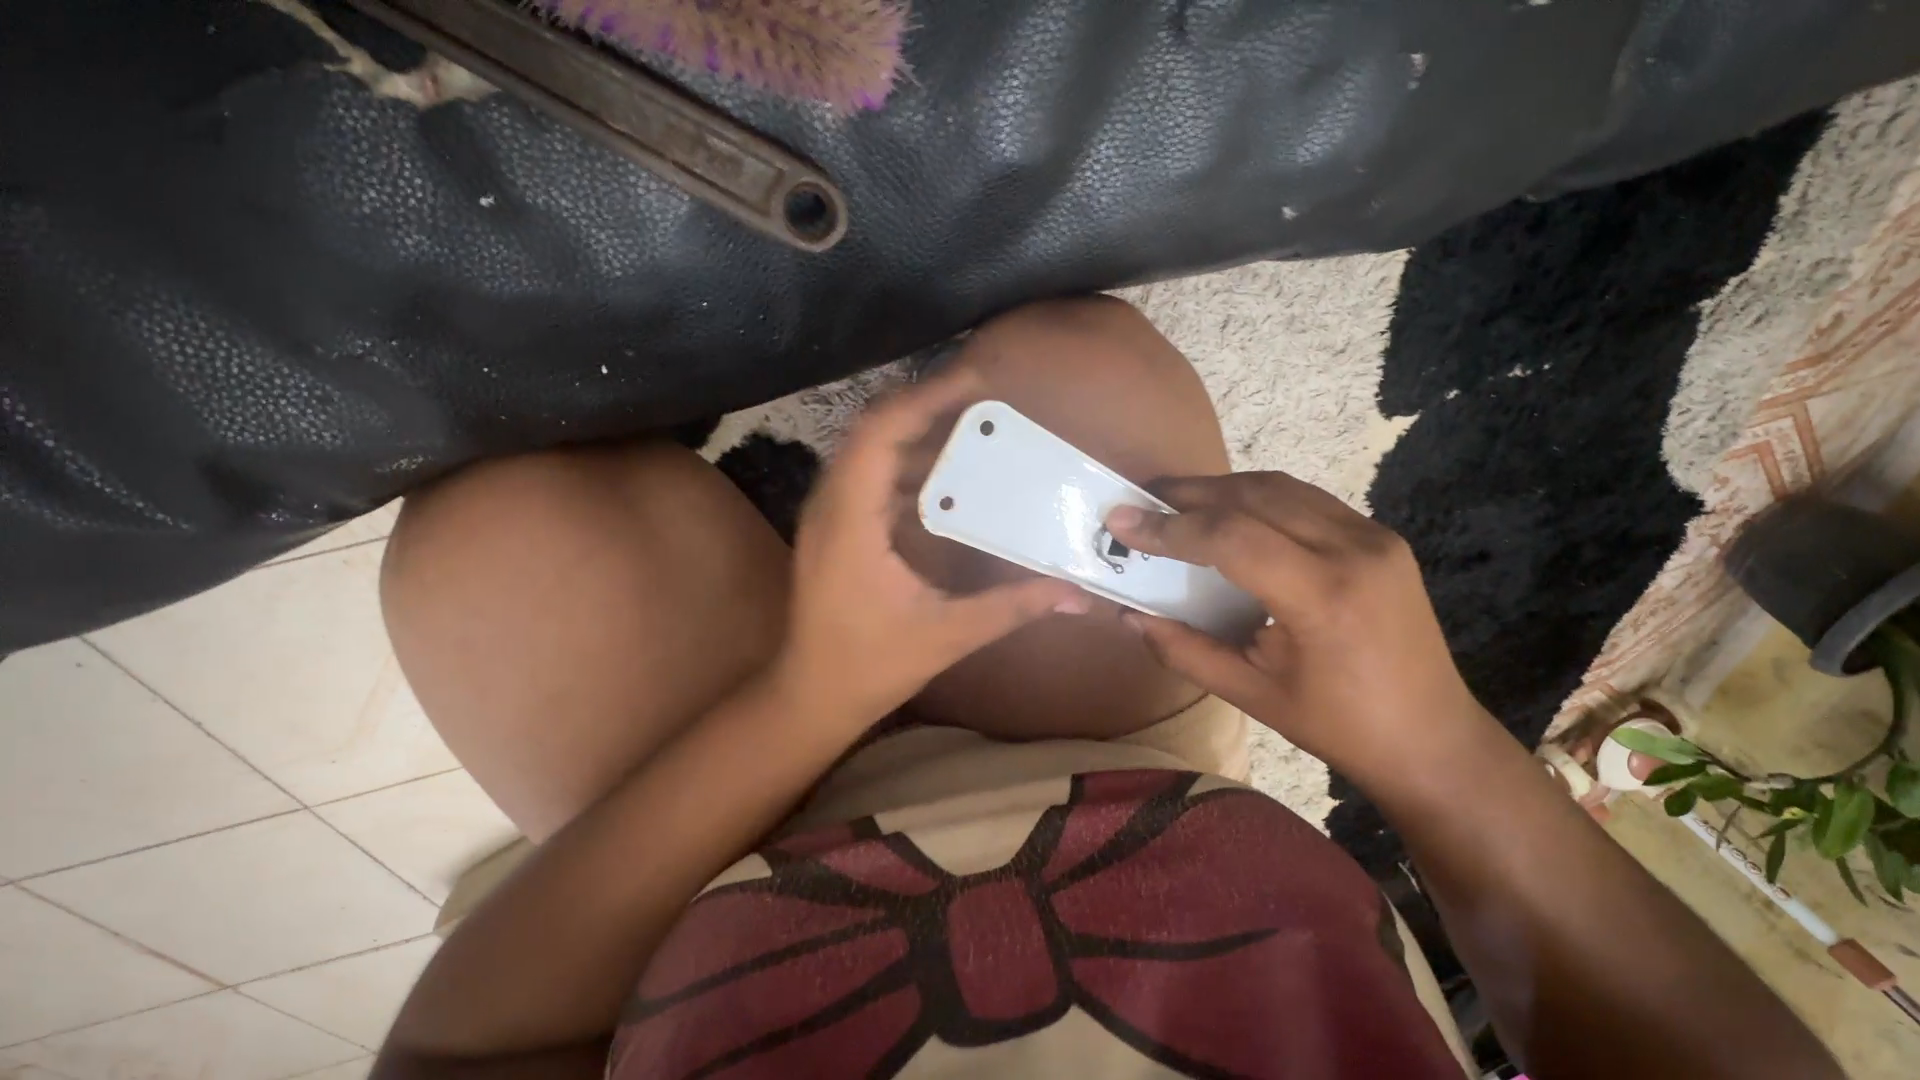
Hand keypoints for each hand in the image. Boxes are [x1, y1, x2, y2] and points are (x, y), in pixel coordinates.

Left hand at [775, 368, 1090, 725]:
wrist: (810, 695)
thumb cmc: (870, 666)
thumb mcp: (947, 635)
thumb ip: (1011, 607)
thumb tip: (1074, 593)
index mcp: (850, 522)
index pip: (880, 434)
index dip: (924, 399)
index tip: (974, 381)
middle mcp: (831, 506)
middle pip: (874, 432)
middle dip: (927, 407)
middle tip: (984, 399)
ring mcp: (828, 516)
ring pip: (869, 452)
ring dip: (917, 434)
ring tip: (974, 427)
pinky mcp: (835, 529)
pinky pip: (869, 477)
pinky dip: (907, 465)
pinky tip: (948, 476)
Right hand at [1104, 472, 1485, 781]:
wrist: (1431, 737)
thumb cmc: (1339, 727)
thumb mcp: (1252, 695)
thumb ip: (1185, 650)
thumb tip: (1127, 616)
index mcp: (1323, 597)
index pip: (1230, 538)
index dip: (1169, 527)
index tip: (1121, 520)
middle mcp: (1353, 550)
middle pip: (1254, 496)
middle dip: (1190, 493)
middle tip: (1142, 499)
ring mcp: (1374, 537)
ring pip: (1282, 488)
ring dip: (1224, 488)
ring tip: (1178, 501)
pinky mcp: (1381, 537)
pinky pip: (1308, 501)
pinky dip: (1259, 499)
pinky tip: (1231, 515)